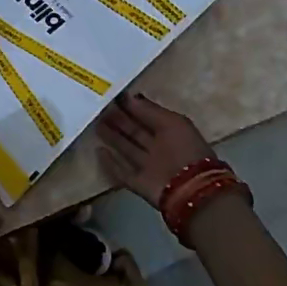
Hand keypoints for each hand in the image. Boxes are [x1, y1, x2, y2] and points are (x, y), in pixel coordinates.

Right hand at [95, 93, 216, 205]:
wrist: (190, 189)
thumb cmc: (184, 149)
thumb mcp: (171, 122)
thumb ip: (149, 110)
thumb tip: (129, 97)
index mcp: (170, 131)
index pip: (147, 116)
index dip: (132, 106)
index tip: (114, 96)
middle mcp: (158, 148)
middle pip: (135, 132)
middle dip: (120, 120)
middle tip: (101, 108)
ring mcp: (148, 167)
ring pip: (127, 149)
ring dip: (112, 137)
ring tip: (96, 123)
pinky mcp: (139, 183)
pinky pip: (122, 172)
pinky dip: (110, 163)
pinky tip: (99, 151)